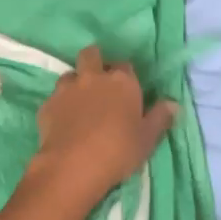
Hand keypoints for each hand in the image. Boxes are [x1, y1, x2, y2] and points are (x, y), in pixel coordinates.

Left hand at [29, 46, 176, 203]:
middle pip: (91, 55)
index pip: (125, 66)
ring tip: (80, 104)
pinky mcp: (47, 104)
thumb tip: (173, 103)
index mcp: (121, 82)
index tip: (126, 91)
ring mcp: (66, 89)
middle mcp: (93, 77)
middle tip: (99, 83)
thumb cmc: (118, 151)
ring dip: (75, 83)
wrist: (73, 165)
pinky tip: (63, 122)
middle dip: (95, 62)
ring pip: (70, 75)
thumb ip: (160, 118)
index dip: (125, 76)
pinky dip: (59, 105)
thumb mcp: (147, 139)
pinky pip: (54, 98)